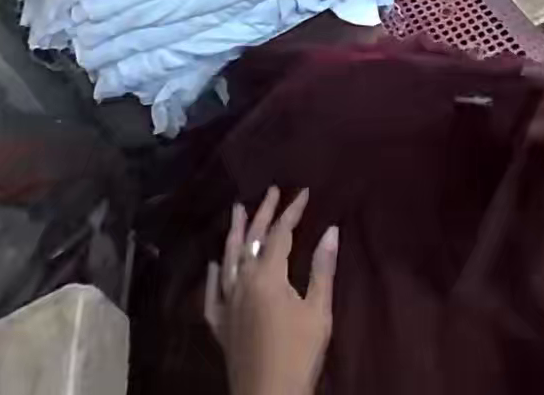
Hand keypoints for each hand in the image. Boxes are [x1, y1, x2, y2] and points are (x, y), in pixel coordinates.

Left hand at [205, 187, 338, 394]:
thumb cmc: (299, 353)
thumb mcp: (318, 310)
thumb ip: (322, 269)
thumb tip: (330, 230)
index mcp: (268, 278)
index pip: (280, 234)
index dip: (292, 211)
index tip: (304, 192)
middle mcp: (243, 285)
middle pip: (252, 241)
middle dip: (263, 214)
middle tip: (271, 190)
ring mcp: (228, 306)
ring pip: (229, 261)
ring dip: (235, 234)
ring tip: (237, 211)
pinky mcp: (221, 326)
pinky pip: (213, 294)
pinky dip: (214, 276)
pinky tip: (215, 265)